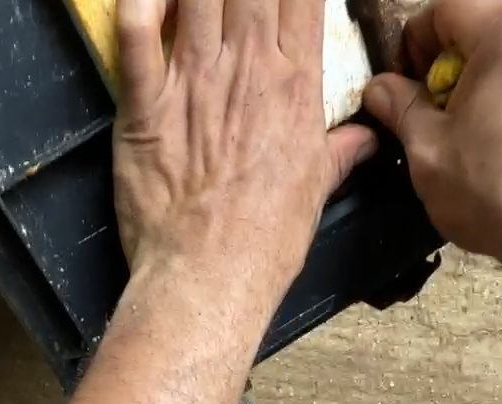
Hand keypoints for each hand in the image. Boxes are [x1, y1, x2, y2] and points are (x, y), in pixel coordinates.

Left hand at [113, 0, 377, 307]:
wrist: (210, 277)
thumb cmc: (267, 243)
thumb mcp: (317, 192)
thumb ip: (340, 152)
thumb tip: (367, 138)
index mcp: (294, 85)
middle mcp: (246, 69)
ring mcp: (192, 82)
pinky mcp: (144, 106)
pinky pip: (134, 29)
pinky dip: (140, 1)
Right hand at [363, 0, 501, 274]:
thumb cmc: (497, 195)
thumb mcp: (429, 152)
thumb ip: (400, 107)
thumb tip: (380, 88)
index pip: (447, 8)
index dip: (416, 41)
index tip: (406, 79)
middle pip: (488, 21)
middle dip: (455, 60)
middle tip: (439, 109)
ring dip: (490, 74)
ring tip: (476, 127)